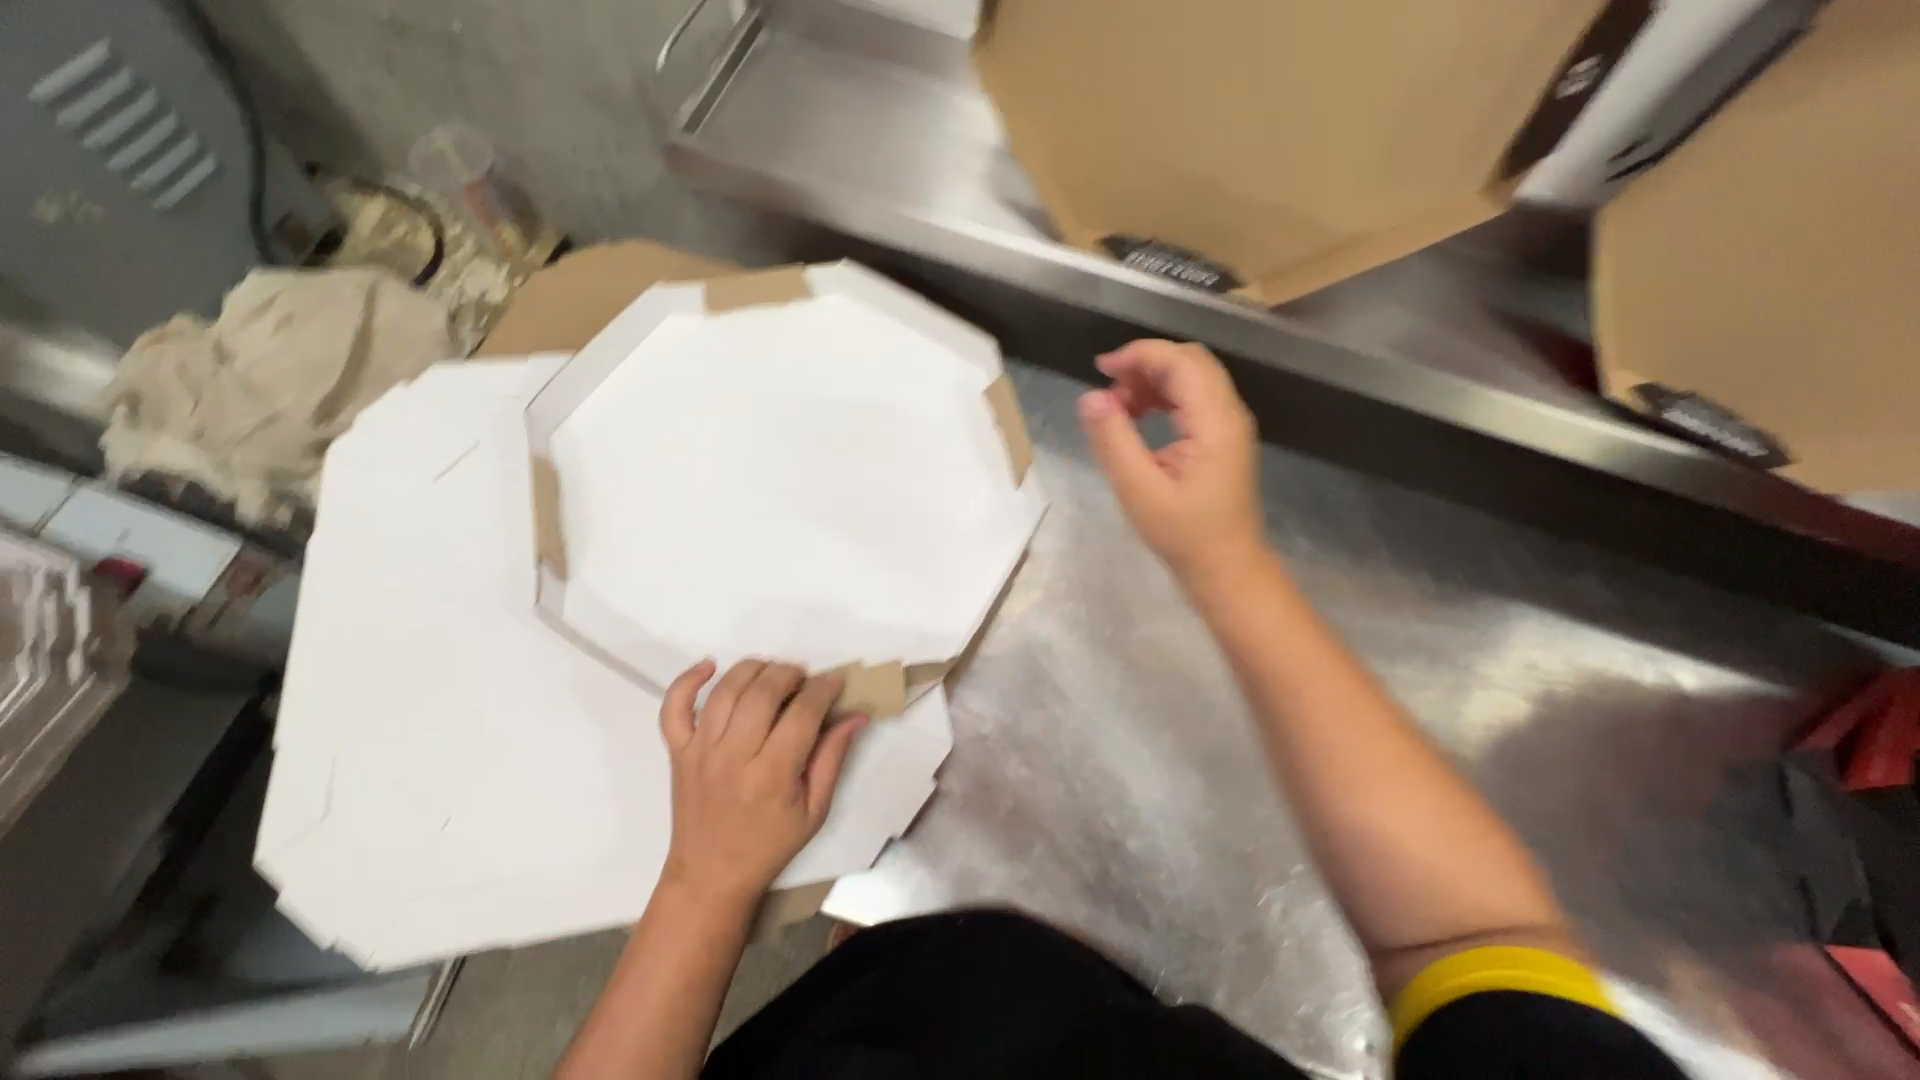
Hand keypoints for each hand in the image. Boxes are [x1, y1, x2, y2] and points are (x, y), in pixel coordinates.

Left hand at [657, 660, 867, 907]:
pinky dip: (687, 679)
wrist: (709, 874)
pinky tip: (710, 666)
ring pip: (725, 690)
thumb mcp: (814, 810)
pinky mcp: (677, 751)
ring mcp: (700, 751)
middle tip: (805, 678)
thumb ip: (833, 758)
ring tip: (773, 673)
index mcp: (771, 776)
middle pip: (762, 693)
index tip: (835, 680)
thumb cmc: (768, 845)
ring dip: (754, 669)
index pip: (802, 714)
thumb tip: (857, 715)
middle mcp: (733, 757)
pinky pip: (673, 706)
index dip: (823, 690)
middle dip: (790, 674)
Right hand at [1077, 340, 1265, 582]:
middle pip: (1189, 361)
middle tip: (1108, 390)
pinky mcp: (1223, 436)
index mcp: (1214, 421)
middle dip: (1145, 364)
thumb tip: (1089, 397)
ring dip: (1153, 380)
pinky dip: (1164, 396)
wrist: (1225, 567)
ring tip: (1118, 408)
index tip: (1101, 370)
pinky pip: (1195, 397)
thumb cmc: (1183, 533)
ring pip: (1193, 377)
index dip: (1138, 355)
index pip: (1179, 361)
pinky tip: (1139, 417)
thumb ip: (1113, 440)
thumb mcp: (1138, 490)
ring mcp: (1230, 424)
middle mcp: (1229, 413)